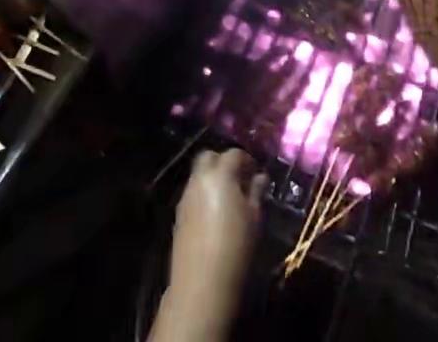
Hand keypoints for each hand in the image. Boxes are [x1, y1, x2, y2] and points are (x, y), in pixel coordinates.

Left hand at [152, 149, 267, 341]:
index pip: (234, 154)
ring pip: (198, 176)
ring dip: (212, 178)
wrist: (201, 283)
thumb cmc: (235, 244)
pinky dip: (204, 193)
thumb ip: (256, 190)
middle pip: (208, 157)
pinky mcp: (178, 216)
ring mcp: (185, 199)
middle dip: (223, 162)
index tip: (256, 174)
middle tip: (239, 178)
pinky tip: (215, 212)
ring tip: (229, 197)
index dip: (247, 160)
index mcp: (220, 175)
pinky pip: (193, 194)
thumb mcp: (254, 215)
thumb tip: (259, 177)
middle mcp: (199, 181)